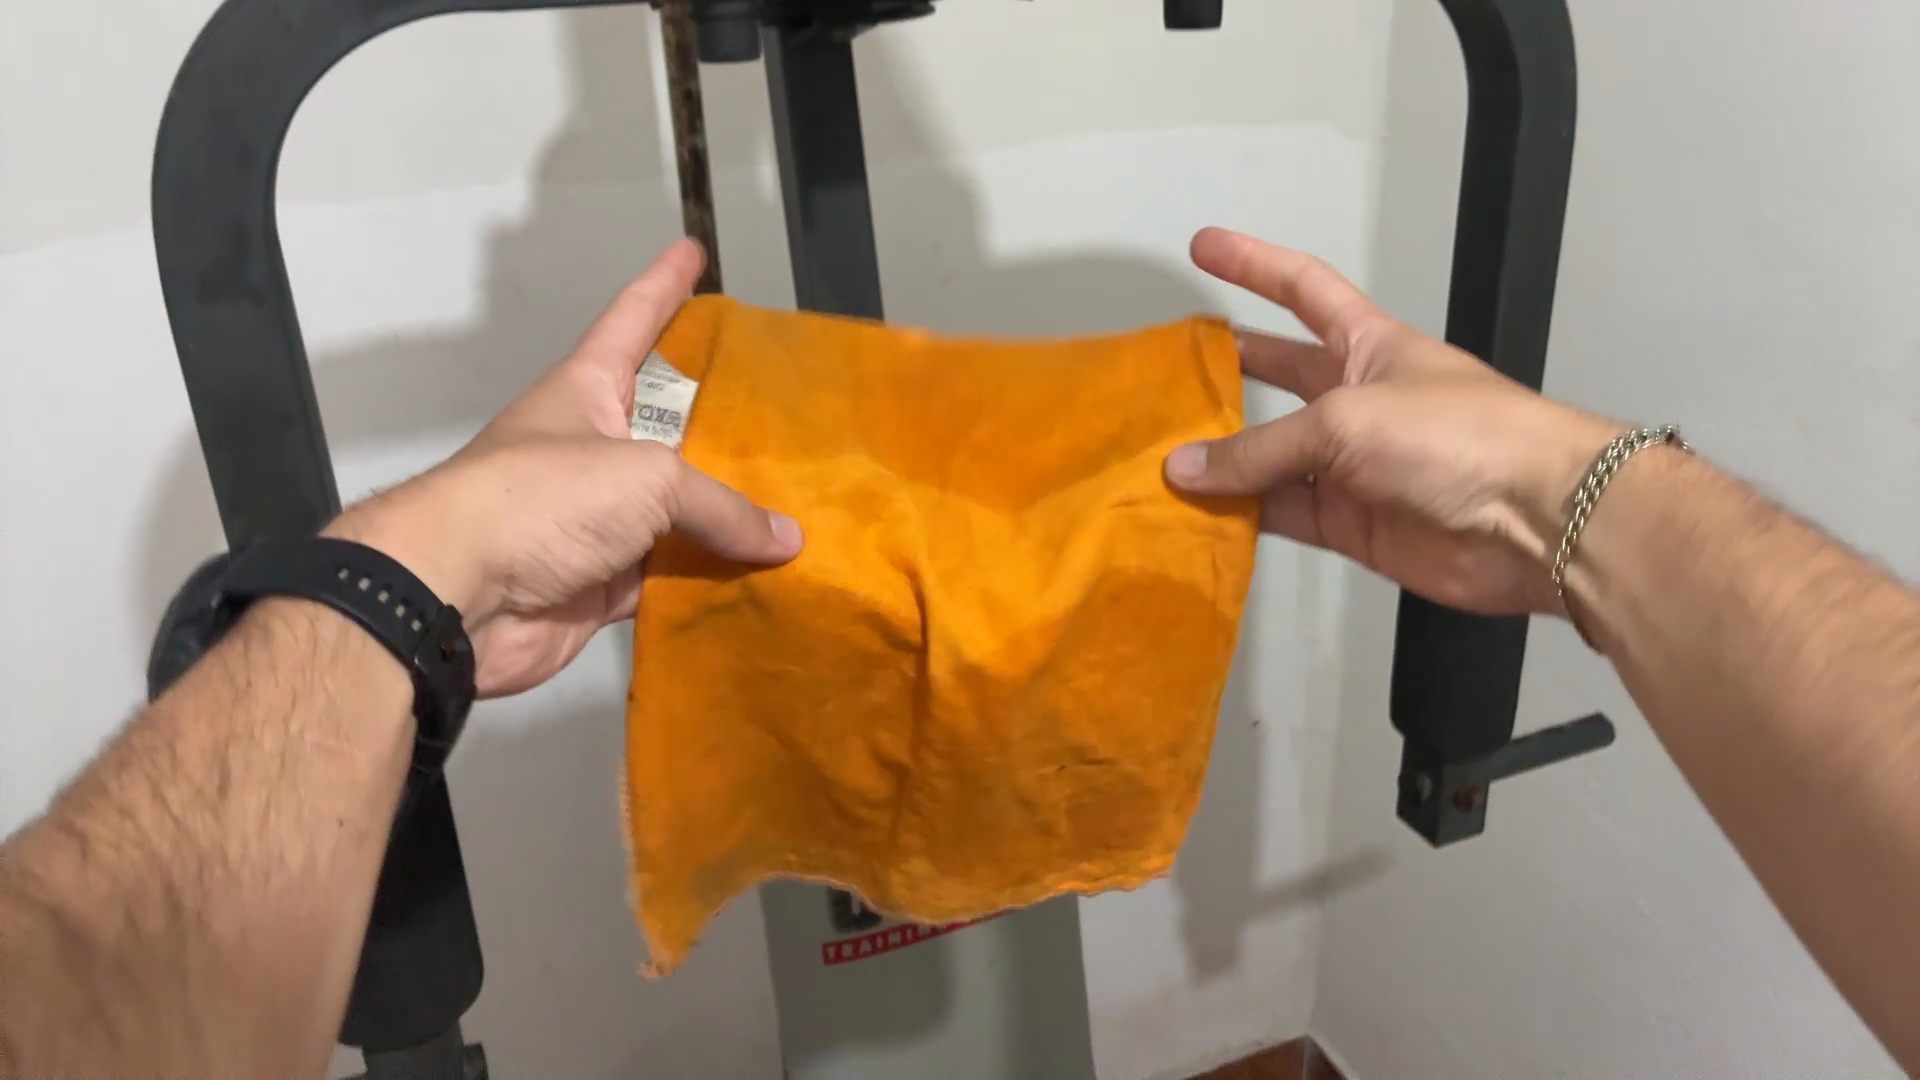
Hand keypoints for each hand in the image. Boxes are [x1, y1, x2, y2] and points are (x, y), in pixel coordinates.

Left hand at [327, 239, 802, 696]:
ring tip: (799, 503)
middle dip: (728, 422)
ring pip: (683, 510)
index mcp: (588, 393)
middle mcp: (598, 451)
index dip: (663, 284)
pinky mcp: (610, 579)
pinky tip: (769, 574)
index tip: (692, 251)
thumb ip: (724, 506)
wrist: (458, 600)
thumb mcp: (647, 478)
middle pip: (675, 426)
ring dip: (733, 515)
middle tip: (788, 413)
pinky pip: (677, 573)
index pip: (632, 322)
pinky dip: (717, 577)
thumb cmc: (543, 499)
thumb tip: (789, 542)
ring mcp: (603, 519)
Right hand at [1165, 227, 1620, 617]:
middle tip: (1165, 374)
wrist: (1534, 525)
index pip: (1302, 290)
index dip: (1253, 265)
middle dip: (1223, 372)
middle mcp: (1350, 401)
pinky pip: (1275, 512)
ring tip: (1157, 458)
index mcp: (1367, 347)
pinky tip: (1191, 513)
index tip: (1204, 246)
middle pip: (1273, 377)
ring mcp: (1344, 465)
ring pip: (1264, 457)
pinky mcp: (1341, 521)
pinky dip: (1235, 515)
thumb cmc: (1455, 437)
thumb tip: (1179, 469)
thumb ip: (1257, 449)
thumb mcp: (1345, 421)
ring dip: (1218, 460)